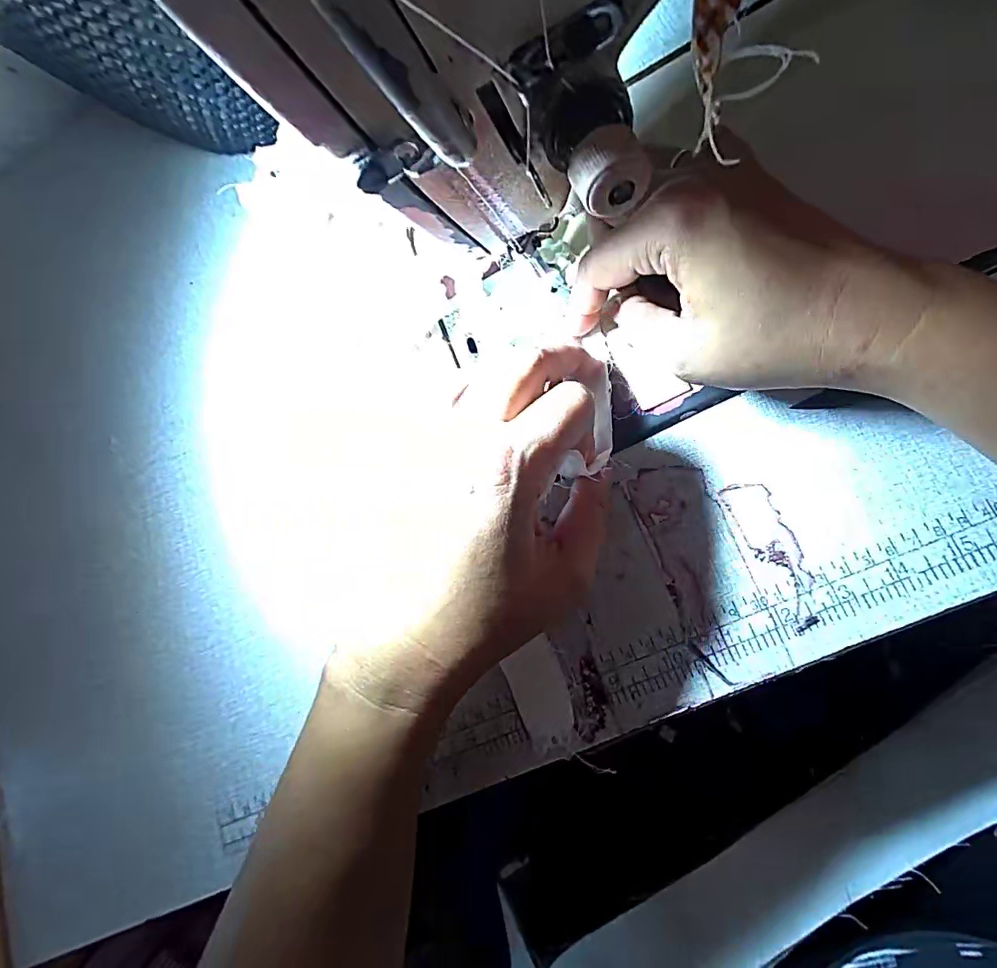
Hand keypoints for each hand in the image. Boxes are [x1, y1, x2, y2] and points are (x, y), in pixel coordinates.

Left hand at [328, 345, 612, 717]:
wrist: (409, 639)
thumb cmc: (484, 615)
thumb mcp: (568, 575)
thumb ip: (594, 510)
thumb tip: (594, 471)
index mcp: (510, 467)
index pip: (571, 402)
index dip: (593, 418)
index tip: (589, 448)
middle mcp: (463, 437)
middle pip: (525, 360)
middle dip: (564, 357)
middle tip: (581, 366)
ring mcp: (426, 437)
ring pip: (480, 368)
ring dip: (517, 370)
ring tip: (536, 389)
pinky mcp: (402, 449)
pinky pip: (440, 394)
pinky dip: (473, 390)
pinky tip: (485, 412)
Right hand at [571, 138, 939, 393]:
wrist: (871, 311)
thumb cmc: (780, 338)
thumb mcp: (688, 352)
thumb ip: (635, 325)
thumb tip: (622, 305)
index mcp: (670, 219)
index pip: (597, 259)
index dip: (582, 301)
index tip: (584, 331)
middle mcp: (690, 176)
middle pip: (615, 220)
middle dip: (608, 268)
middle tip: (621, 311)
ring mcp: (722, 167)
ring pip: (644, 197)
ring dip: (634, 240)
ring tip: (650, 288)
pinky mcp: (747, 174)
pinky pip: (682, 183)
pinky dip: (666, 213)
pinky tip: (677, 251)